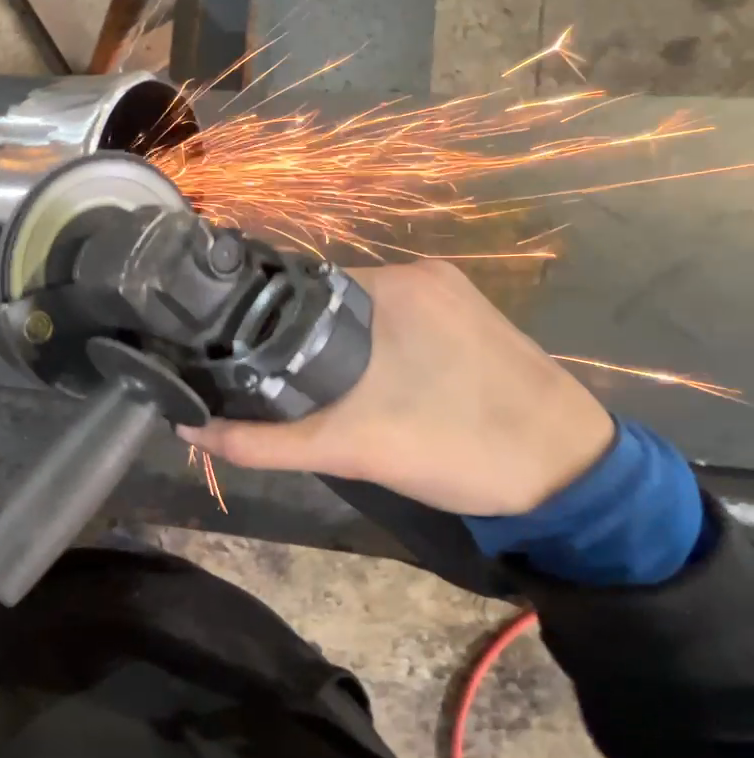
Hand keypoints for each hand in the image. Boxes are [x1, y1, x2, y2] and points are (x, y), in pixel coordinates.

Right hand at [180, 260, 615, 515]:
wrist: (572, 480)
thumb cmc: (458, 448)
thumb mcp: (345, 449)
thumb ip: (259, 440)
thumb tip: (185, 427)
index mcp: (391, 287)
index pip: (288, 287)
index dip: (246, 318)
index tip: (216, 349)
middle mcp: (417, 276)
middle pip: (316, 299)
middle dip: (281, 335)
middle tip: (250, 376)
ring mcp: (447, 296)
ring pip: (350, 313)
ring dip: (320, 343)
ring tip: (290, 381)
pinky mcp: (466, 319)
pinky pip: (385, 323)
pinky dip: (358, 346)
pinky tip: (349, 381)